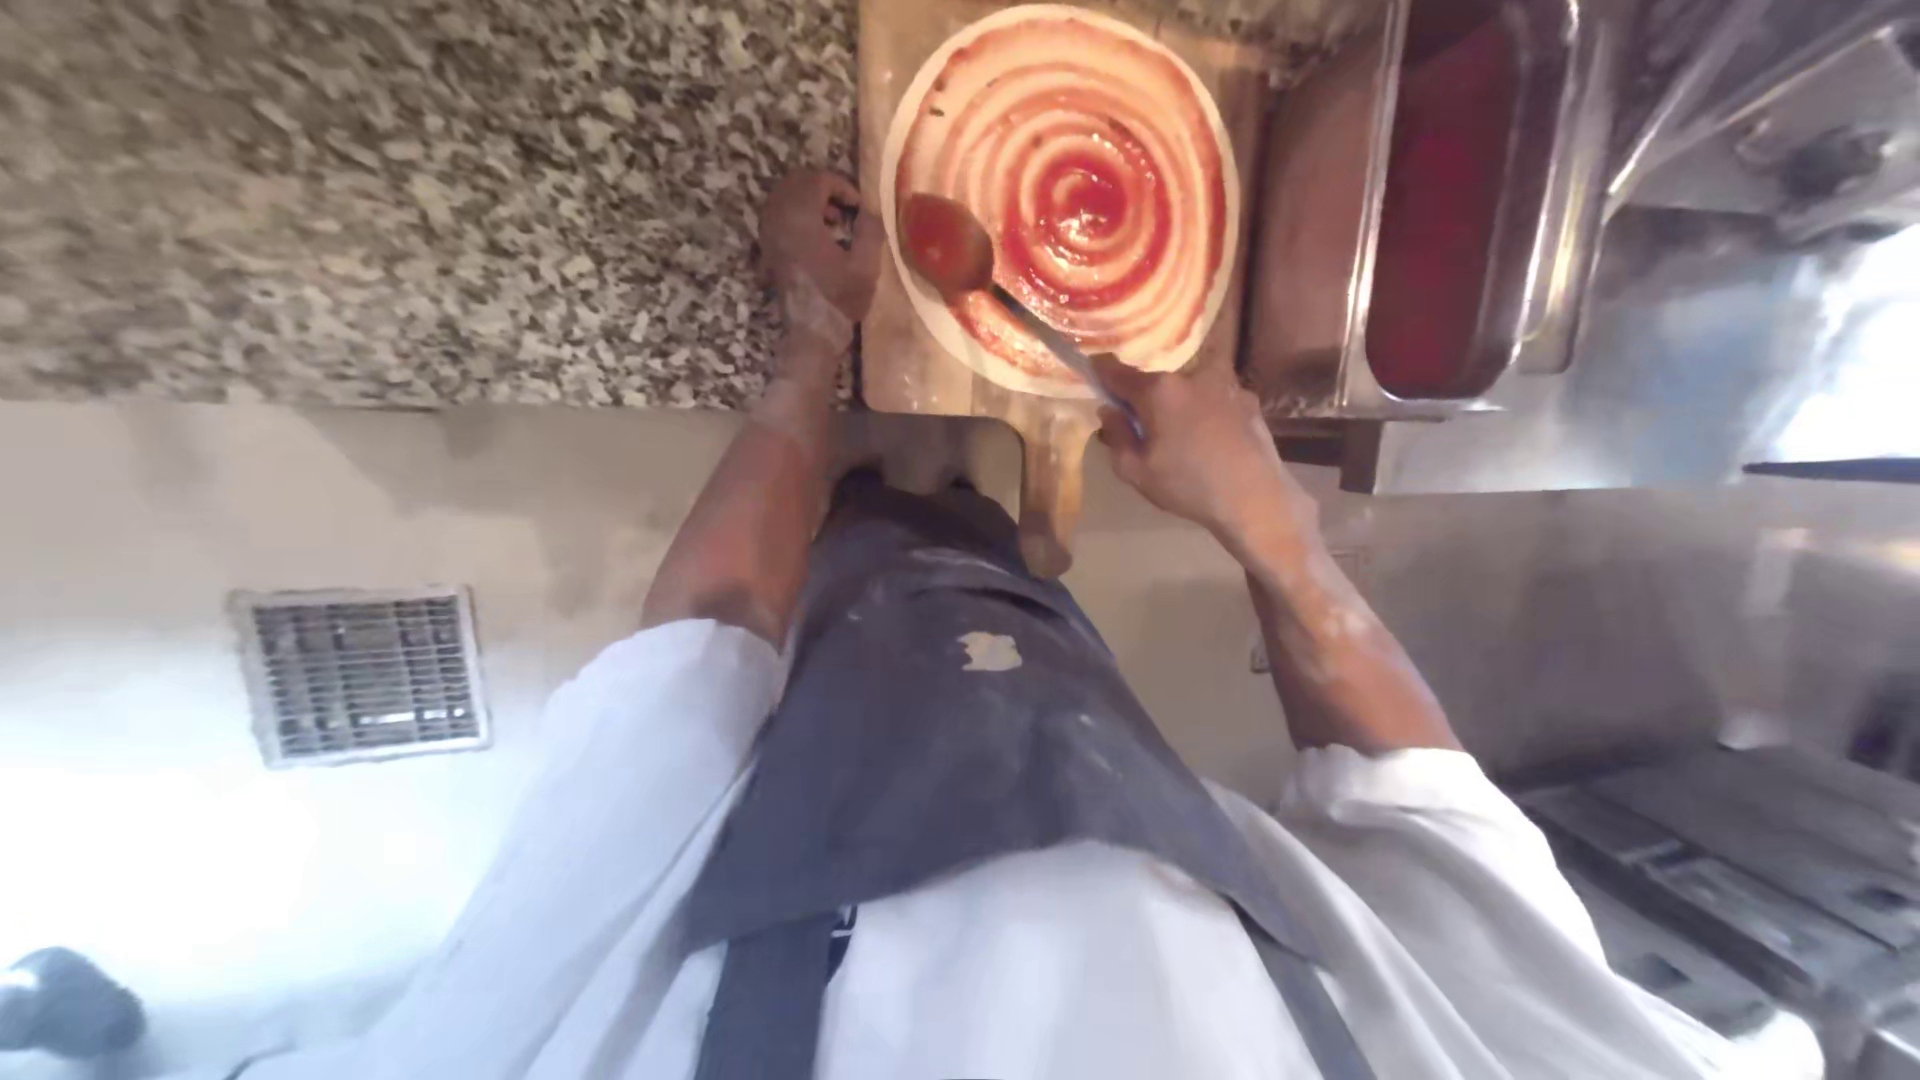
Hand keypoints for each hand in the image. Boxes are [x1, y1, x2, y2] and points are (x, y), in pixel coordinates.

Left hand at [758, 169, 883, 359]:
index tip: (859, 206)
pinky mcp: (768, 250)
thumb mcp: (864, 266)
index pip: (817, 180)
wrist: (812, 332)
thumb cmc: (839, 300)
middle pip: (796, 182)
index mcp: (800, 218)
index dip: (841, 186)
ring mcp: (768, 235)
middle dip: (823, 188)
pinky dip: (796, 216)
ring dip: (809, 201)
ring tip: (833, 221)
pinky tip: (816, 236)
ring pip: (784, 197)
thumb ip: (869, 231)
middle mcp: (778, 219)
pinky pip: (778, 216)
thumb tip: (870, 209)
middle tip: (846, 207)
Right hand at [1092, 354, 1316, 541]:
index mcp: (1159, 391)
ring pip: (1190, 386)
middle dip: (1145, 396)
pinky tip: (1210, 438)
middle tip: (1142, 423)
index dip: (1102, 370)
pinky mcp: (1249, 400)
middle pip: (1157, 380)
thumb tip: (1109, 410)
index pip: (1118, 371)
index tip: (1094, 368)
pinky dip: (1206, 411)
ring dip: (1179, 401)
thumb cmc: (1187, 485)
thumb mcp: (1135, 471)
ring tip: (1180, 431)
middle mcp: (1193, 376)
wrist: (1254, 498)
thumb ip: (1116, 435)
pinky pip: (1216, 398)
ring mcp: (1226, 385)